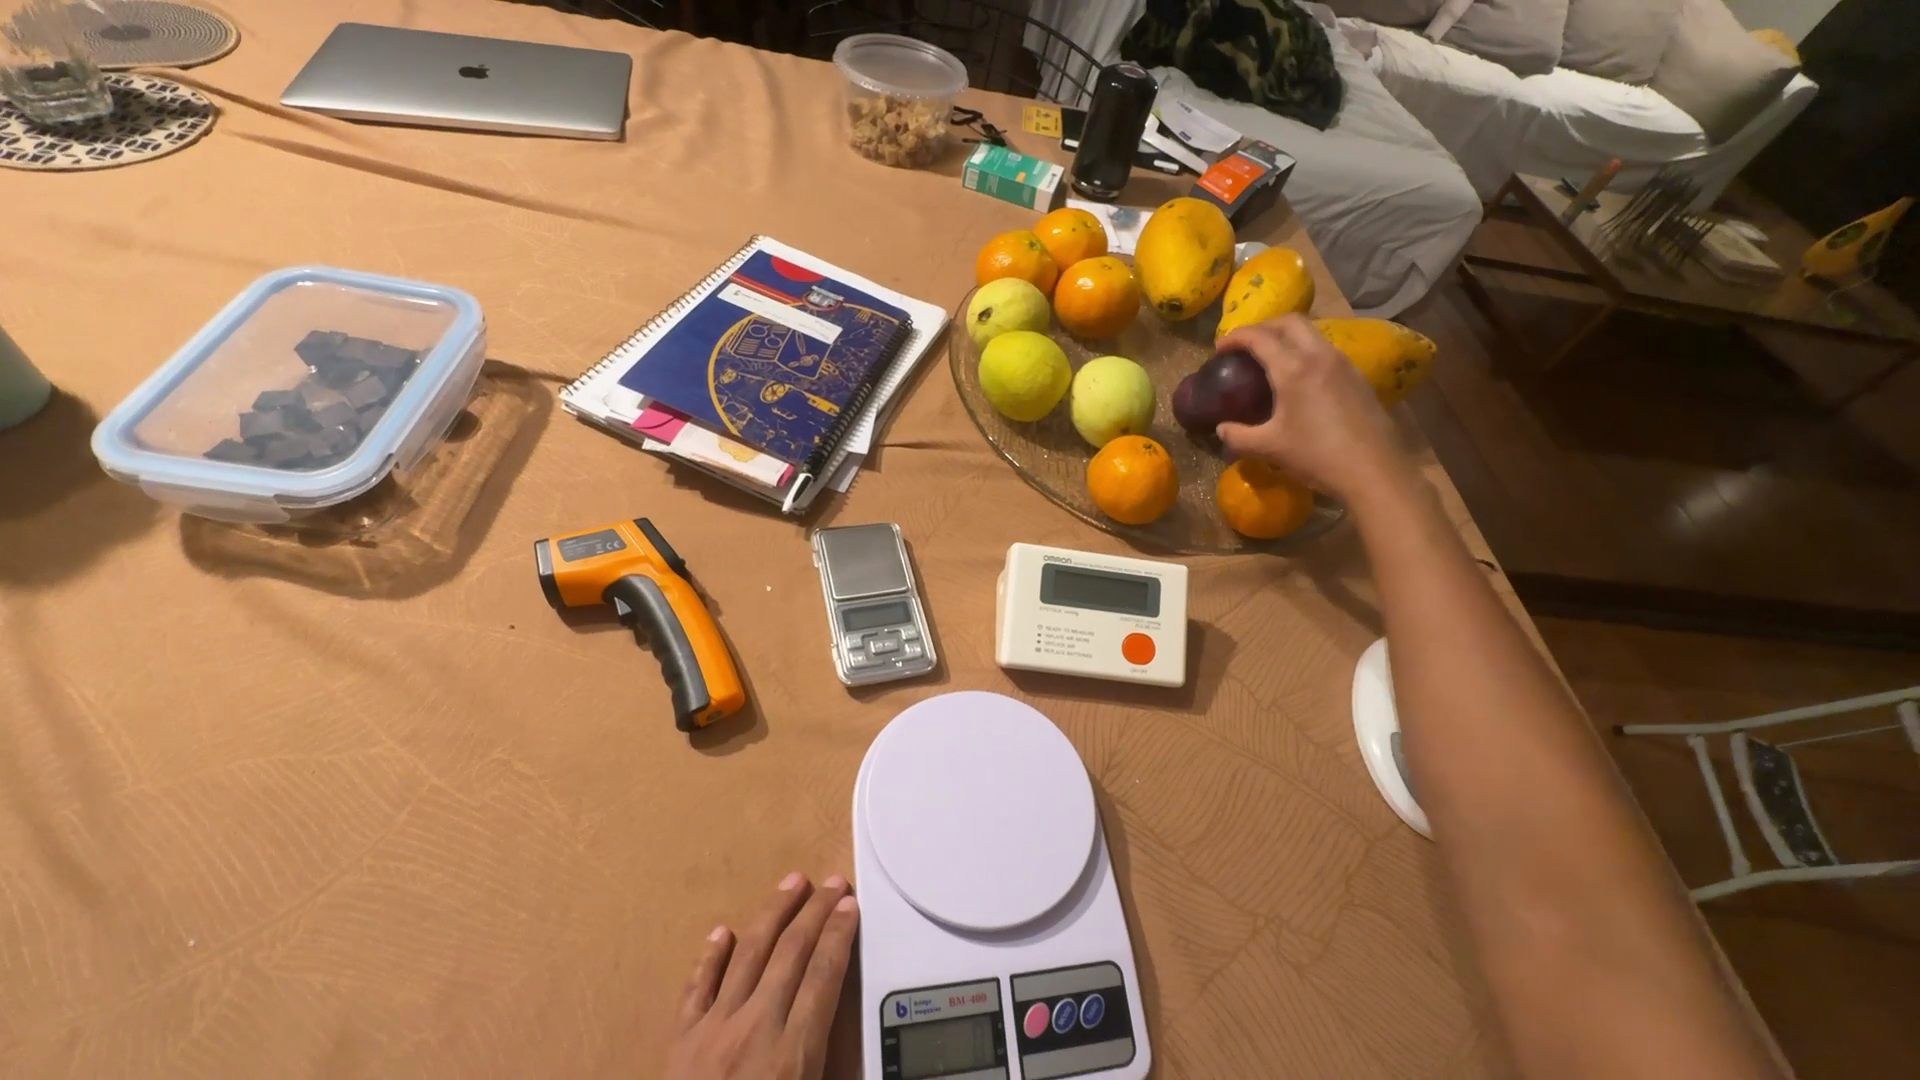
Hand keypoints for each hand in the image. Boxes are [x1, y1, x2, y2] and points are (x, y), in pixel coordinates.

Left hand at [664, 873, 860, 1079]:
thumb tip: (874, 1064)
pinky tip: (722, 932)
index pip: (824, 976)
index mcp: (792, 1055)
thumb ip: (836, 1069)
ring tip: (791, 883)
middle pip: (792, 954)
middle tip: (833, 883)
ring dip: (773, 914)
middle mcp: (754, 1030)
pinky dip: (710, 957)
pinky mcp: (680, 1043)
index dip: (840, 936)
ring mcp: (712, 1032)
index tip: (851, 907)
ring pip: (749, 955)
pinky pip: (697, 988)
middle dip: (816, 913)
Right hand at [1215, 315, 1408, 505]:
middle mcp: (1319, 355)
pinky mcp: (1357, 376)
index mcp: (1293, 369)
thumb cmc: (1316, 456)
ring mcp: (1343, 364)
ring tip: (1272, 357)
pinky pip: (1326, 350)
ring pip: (1312, 333)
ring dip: (1288, 336)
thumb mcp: (1269, 448)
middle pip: (1290, 322)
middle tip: (1247, 344)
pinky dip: (1306, 350)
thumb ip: (1238, 436)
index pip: (1260, 337)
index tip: (1220, 347)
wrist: (1373, 471)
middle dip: (1264, 326)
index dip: (1236, 337)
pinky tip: (1301, 376)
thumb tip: (1222, 429)